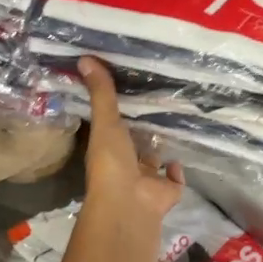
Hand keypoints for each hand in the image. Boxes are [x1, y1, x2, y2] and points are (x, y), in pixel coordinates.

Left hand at [79, 56, 183, 224]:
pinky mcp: (167, 192)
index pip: (113, 129)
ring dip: (161, 150)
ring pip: (155, 162)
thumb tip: (84, 57)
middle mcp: (126, 166)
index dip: (119, 115)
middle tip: (158, 108)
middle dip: (144, 133)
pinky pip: (174, 179)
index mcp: (107, 150)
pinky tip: (178, 158)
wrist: (129, 203)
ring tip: (174, 126)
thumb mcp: (106, 122)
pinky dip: (177, 171)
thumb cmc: (112, 162)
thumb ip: (101, 92)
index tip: (128, 95)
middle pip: (135, 146)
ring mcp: (147, 181)